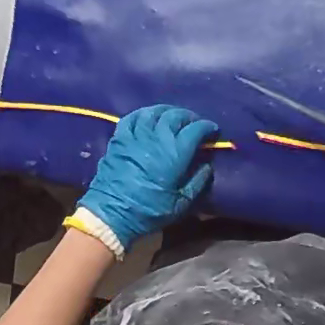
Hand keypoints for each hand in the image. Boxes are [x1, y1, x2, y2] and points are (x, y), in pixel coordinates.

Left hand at [78, 105, 218, 248]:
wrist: (112, 214)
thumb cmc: (149, 211)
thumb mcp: (181, 203)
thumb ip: (198, 181)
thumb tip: (207, 164)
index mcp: (175, 153)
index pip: (196, 129)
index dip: (207, 127)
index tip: (213, 130)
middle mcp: (157, 138)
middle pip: (176, 116)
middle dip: (189, 117)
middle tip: (194, 123)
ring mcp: (136, 136)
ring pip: (154, 112)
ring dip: (166, 111)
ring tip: (172, 116)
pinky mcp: (119, 139)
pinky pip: (131, 118)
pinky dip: (142, 114)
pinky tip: (147, 117)